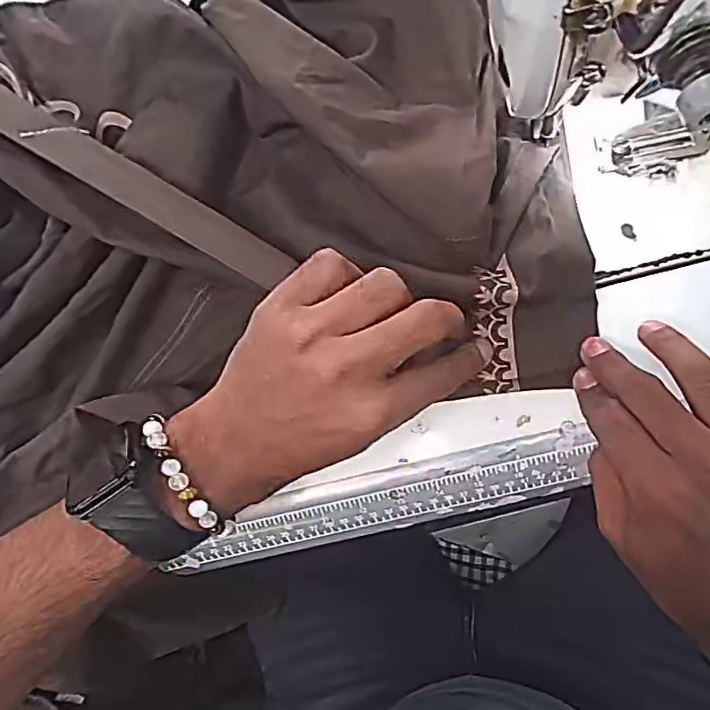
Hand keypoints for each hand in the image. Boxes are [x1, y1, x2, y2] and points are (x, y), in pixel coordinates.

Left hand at [165, 249, 487, 518]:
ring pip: (385, 284)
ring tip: (388, 310)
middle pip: (424, 318)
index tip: (475, 348)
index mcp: (370, 411)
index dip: (469, 357)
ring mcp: (310, 333)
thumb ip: (406, 397)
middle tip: (443, 321)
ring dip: (399, 296)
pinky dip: (346, 274)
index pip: (441, 373)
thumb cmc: (298, 444)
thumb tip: (442, 361)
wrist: (234, 441)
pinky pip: (331, 265)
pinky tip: (345, 294)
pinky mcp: (280, 309)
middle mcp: (344, 369)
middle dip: (447, 317)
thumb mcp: (363, 436)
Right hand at [573, 322, 709, 659]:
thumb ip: (610, 487)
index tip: (584, 380)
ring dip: (673, 350)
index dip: (594, 397)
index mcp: (659, 493)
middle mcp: (705, 466)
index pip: (615, 424)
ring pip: (708, 383)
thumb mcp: (627, 545)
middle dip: (615, 368)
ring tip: (651, 331)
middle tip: (598, 349)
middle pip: (649, 397)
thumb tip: (604, 441)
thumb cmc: (692, 585)